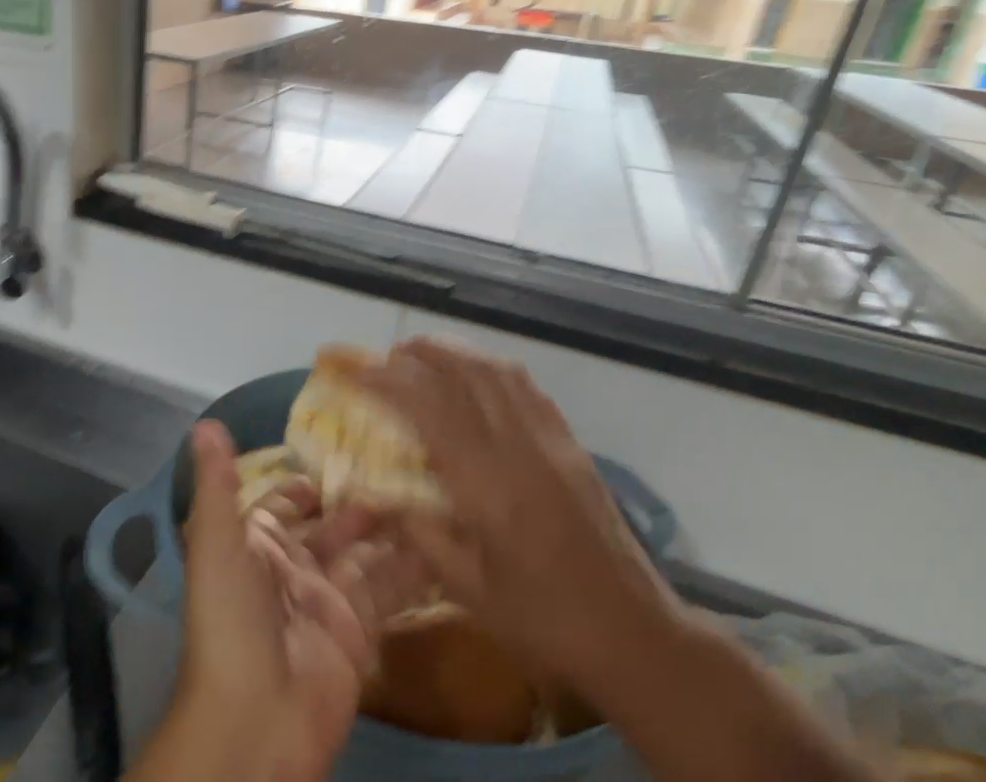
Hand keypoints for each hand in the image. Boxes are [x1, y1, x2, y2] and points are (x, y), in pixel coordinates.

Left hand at [172, 421, 429, 781]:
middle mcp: (292, 569)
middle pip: (332, 528)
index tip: (346, 447)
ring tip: (436, 493)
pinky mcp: (360, 632)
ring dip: (395, 530)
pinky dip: (415, 571)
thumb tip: (205, 423)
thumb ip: (217, 484)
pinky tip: (446, 542)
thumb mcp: (215, 544)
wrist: (255, 716)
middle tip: (407, 467)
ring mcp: (328, 602)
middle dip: (361, 502)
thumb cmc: (231, 620)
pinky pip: (390, 593)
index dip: (307, 481)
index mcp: (255, 546)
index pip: (281, 504)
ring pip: (367, 556)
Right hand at [353, 339, 685, 688]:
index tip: (354, 370)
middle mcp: (520, 449)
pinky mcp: (574, 448)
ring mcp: (552, 443)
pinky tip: (480, 377)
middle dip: (424, 354)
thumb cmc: (542, 620)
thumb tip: (378, 495)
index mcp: (488, 485)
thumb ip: (420, 533)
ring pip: (502, 375)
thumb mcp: (467, 589)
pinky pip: (531, 391)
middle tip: (388, 354)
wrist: (632, 632)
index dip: (387, 382)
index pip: (429, 410)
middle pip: (469, 375)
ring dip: (460, 353)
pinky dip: (496, 371)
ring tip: (426, 354)